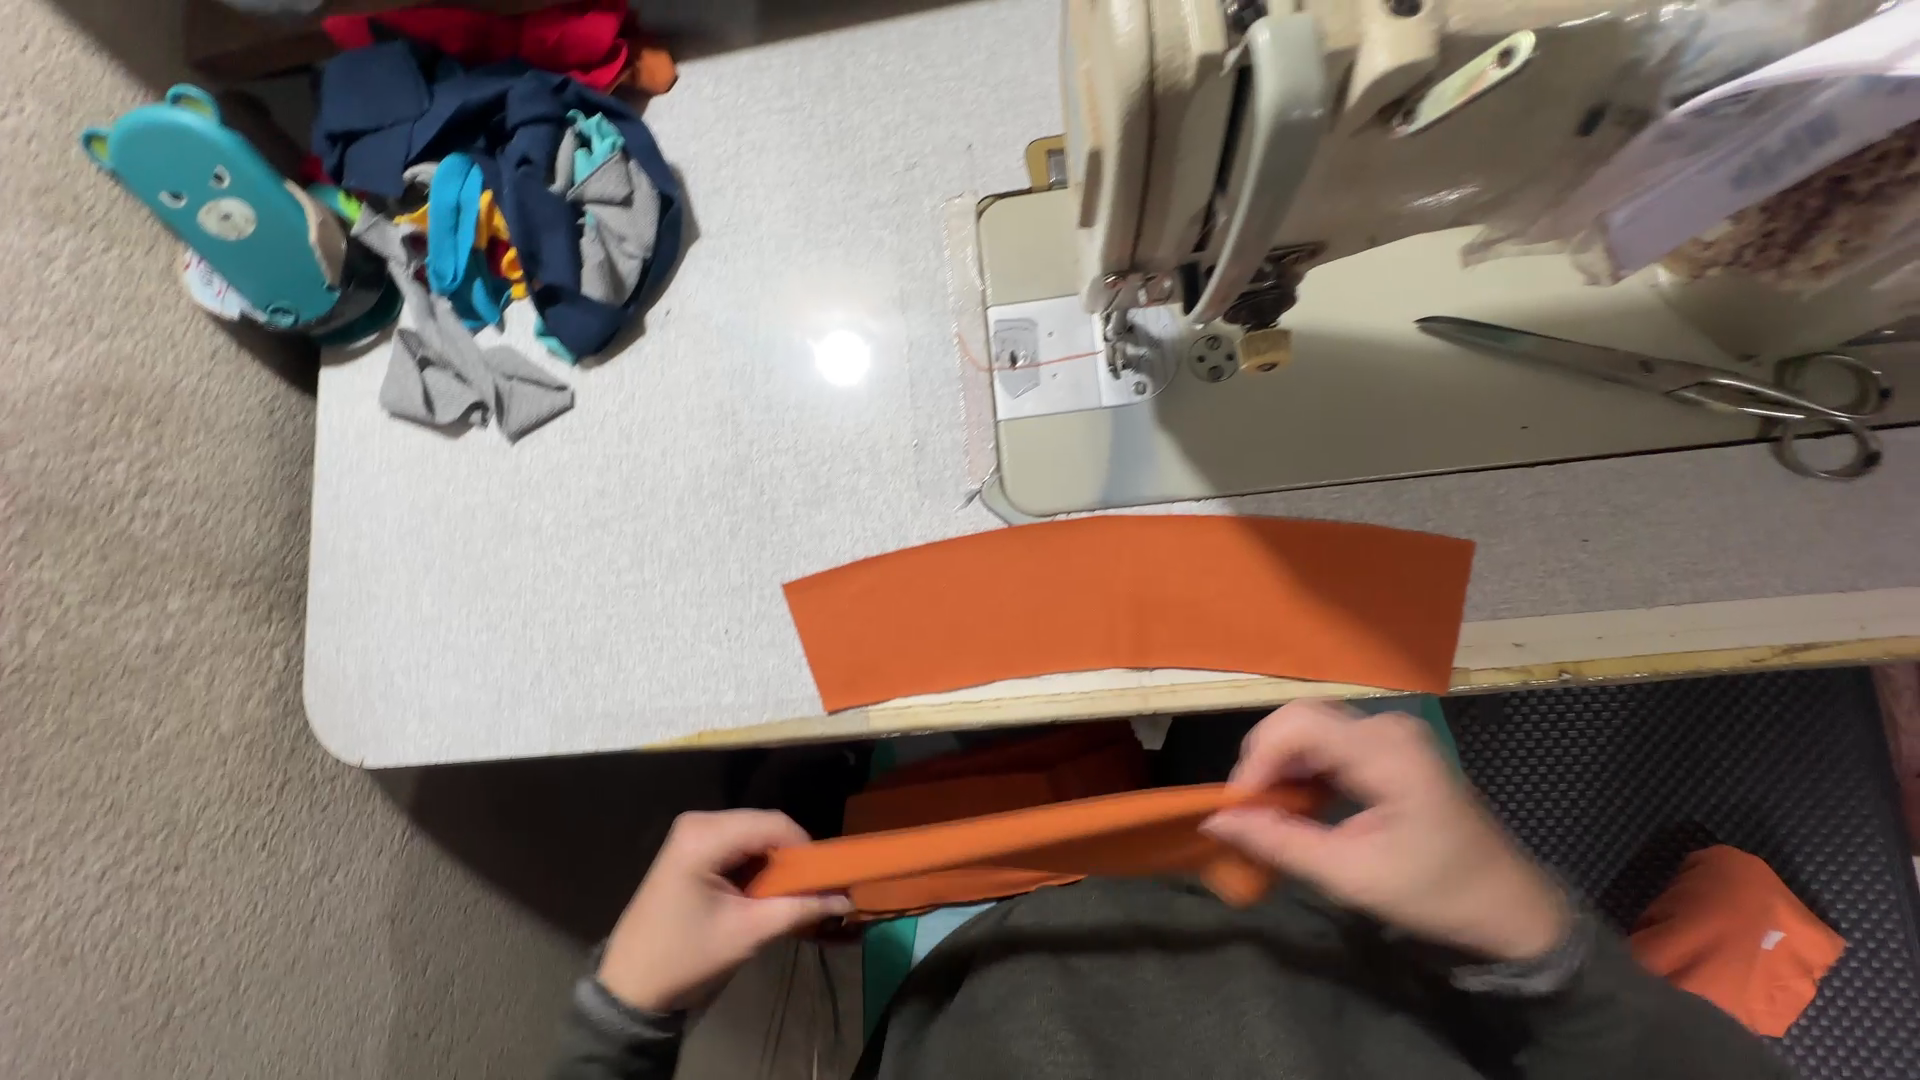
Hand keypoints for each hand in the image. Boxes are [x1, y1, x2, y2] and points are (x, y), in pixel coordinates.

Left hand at [597, 810, 851, 1011]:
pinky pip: (737, 840)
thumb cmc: (685, 957)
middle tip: (807, 888)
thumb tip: (844, 897)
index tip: (824, 878)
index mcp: (704, 836)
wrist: (630, 986)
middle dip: (789, 855)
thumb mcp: (747, 933)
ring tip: (784, 892)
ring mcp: (691, 831)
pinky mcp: (690, 844)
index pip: (773, 824)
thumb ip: (799, 908)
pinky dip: (754, 861)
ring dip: (772, 859)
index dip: (804, 848)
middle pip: (763, 824)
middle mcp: (697, 822)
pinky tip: (758, 889)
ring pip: (752, 831)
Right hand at [1201, 701, 1568, 961]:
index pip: (1297, 727)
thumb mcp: (1351, 877)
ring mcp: (1390, 735)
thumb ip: (1279, 842)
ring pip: (1308, 729)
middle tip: (1248, 809)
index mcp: (1386, 752)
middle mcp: (1387, 728)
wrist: (1513, 911)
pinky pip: (1327, 743)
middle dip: (1263, 761)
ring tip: (1266, 810)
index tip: (1237, 807)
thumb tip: (1216, 820)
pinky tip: (1297, 803)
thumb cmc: (1437, 895)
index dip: (1256, 761)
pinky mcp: (1388, 748)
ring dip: (1280, 766)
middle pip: (1299, 720)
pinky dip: (1302, 769)